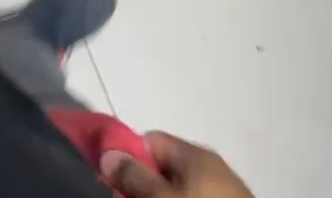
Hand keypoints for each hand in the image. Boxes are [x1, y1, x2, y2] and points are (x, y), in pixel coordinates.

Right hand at [101, 133, 254, 197]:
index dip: (128, 157)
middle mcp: (210, 165)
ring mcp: (225, 190)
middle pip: (163, 166)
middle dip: (143, 183)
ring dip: (160, 196)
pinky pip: (196, 197)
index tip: (116, 180)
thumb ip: (134, 176)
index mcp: (195, 153)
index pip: (149, 140)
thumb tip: (106, 153)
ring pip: (179, 187)